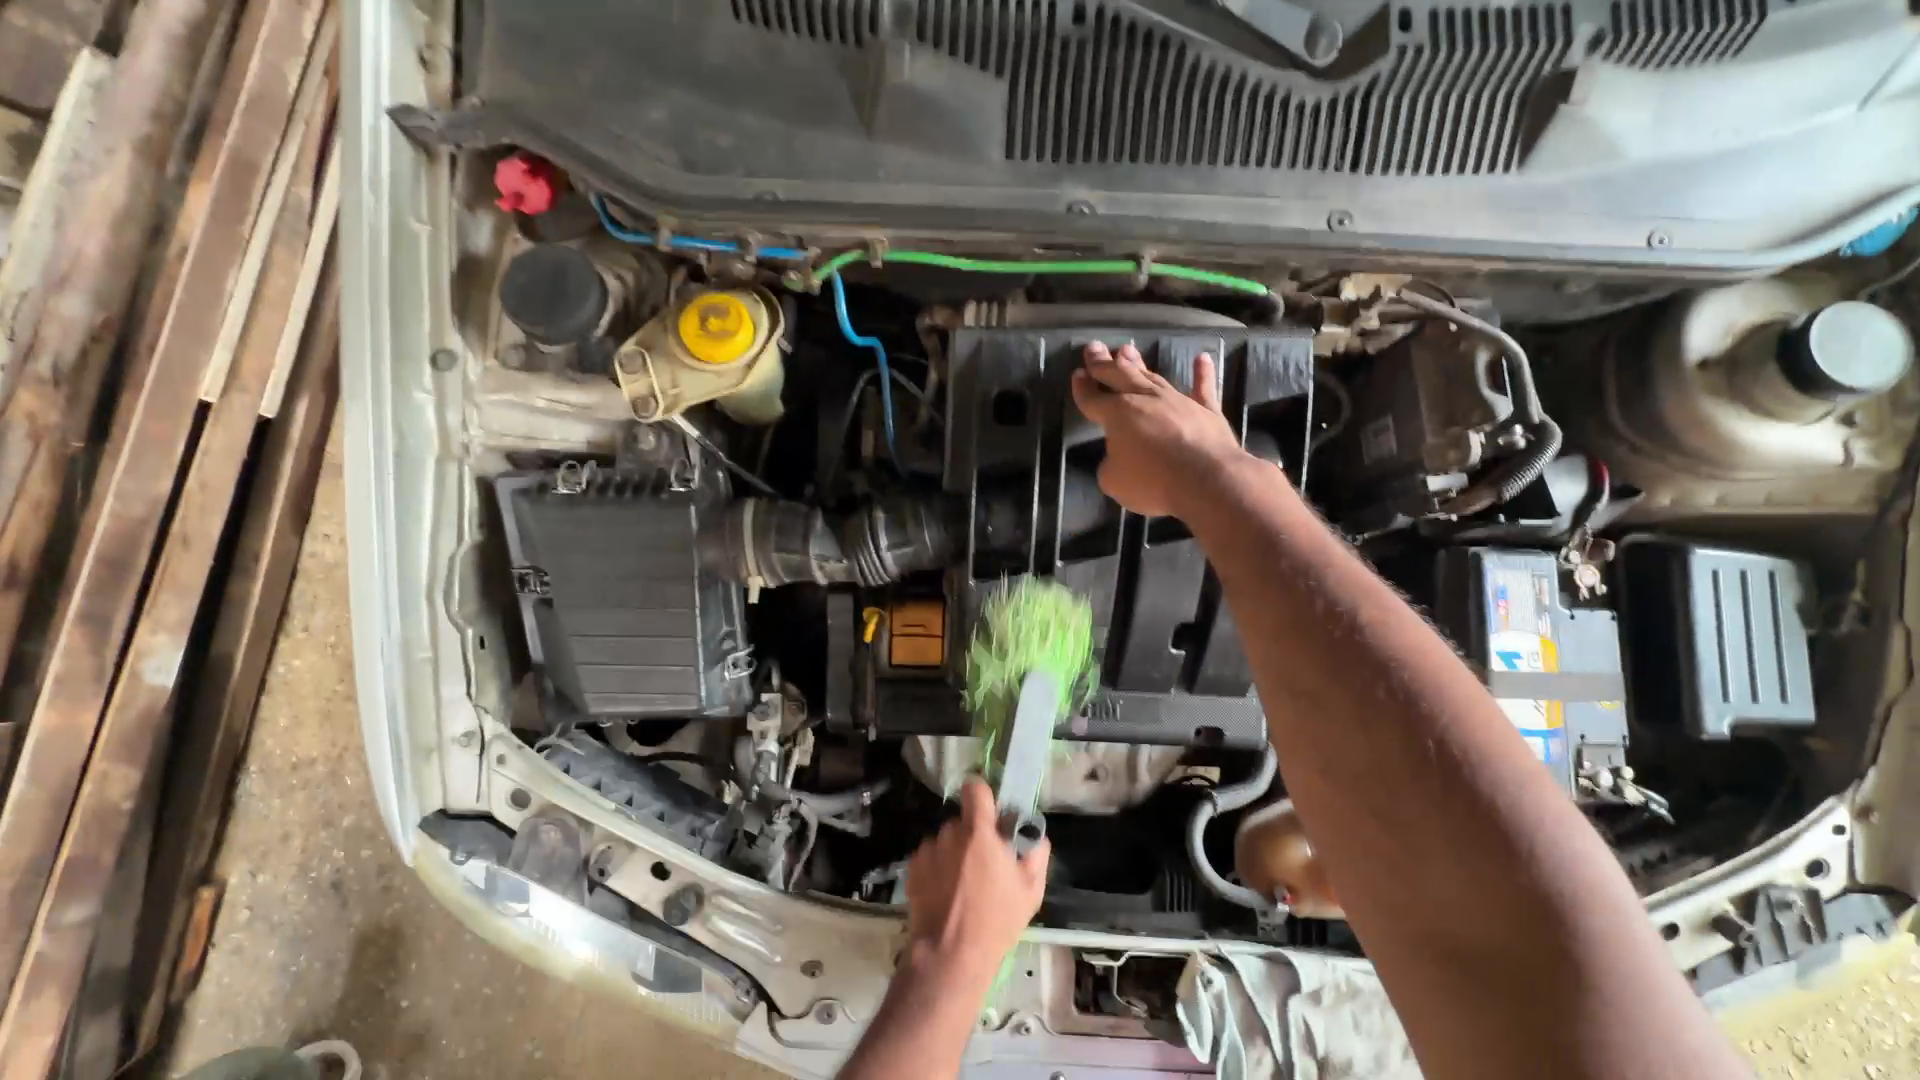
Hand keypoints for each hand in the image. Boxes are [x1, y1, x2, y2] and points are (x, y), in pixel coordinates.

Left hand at [905, 778, 1049, 984]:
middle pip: (963, 821)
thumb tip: (1035, 838)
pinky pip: (930, 857)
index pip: (975, 789)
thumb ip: (1036, 854)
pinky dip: (937, 868)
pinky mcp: (912, 868)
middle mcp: (950, 834)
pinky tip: (945, 893)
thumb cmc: (996, 920)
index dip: (983, 796)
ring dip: (954, 852)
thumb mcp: (1031, 890)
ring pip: (945, 840)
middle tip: (985, 863)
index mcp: (979, 832)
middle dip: (973, 835)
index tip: (991, 815)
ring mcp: (928, 850)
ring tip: (963, 885)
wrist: (950, 953)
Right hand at [1070, 342, 1249, 518]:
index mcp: (1118, 414)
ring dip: (1139, 364)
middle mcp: (1146, 399)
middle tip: (1093, 348)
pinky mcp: (1207, 410)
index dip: (1082, 388)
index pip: (1093, 399)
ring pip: (1154, 377)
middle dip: (1104, 363)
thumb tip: (1119, 457)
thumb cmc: (1153, 481)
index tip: (1077, 374)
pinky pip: (1203, 388)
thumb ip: (1111, 464)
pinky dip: (1202, 373)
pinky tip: (1202, 358)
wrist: (1206, 479)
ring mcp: (1178, 401)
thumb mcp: (1114, 481)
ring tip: (1127, 349)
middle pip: (1120, 376)